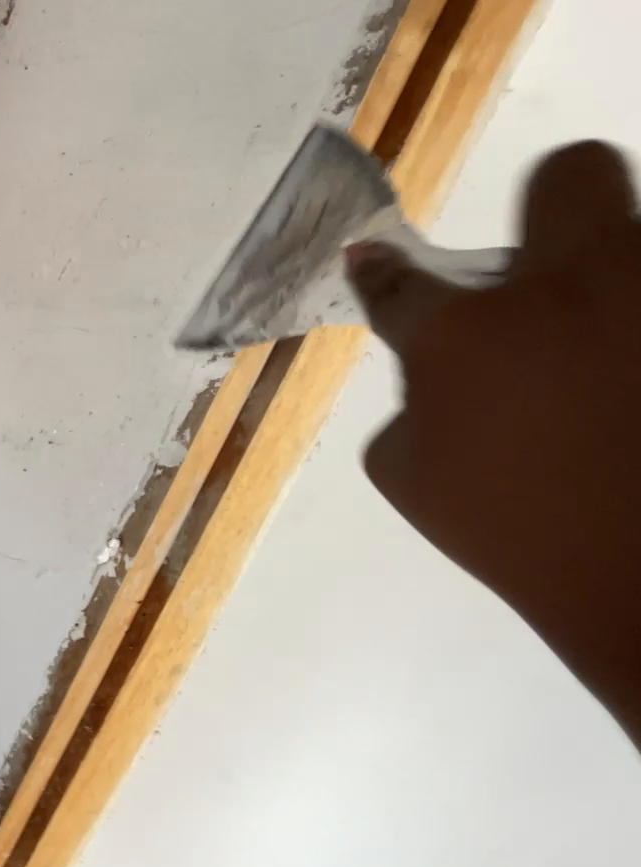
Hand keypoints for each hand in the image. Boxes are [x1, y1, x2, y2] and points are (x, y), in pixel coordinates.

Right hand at [347, 141, 640, 732]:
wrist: (636, 573)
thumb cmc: (498, 522)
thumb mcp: (403, 468)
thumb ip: (416, 397)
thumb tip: (449, 369)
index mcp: (466, 330)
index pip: (399, 281)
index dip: (378, 272)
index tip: (372, 261)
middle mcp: (576, 284)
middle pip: (573, 173)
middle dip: (544, 207)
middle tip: (536, 275)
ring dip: (608, 279)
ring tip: (596, 350)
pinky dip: (624, 336)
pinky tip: (614, 390)